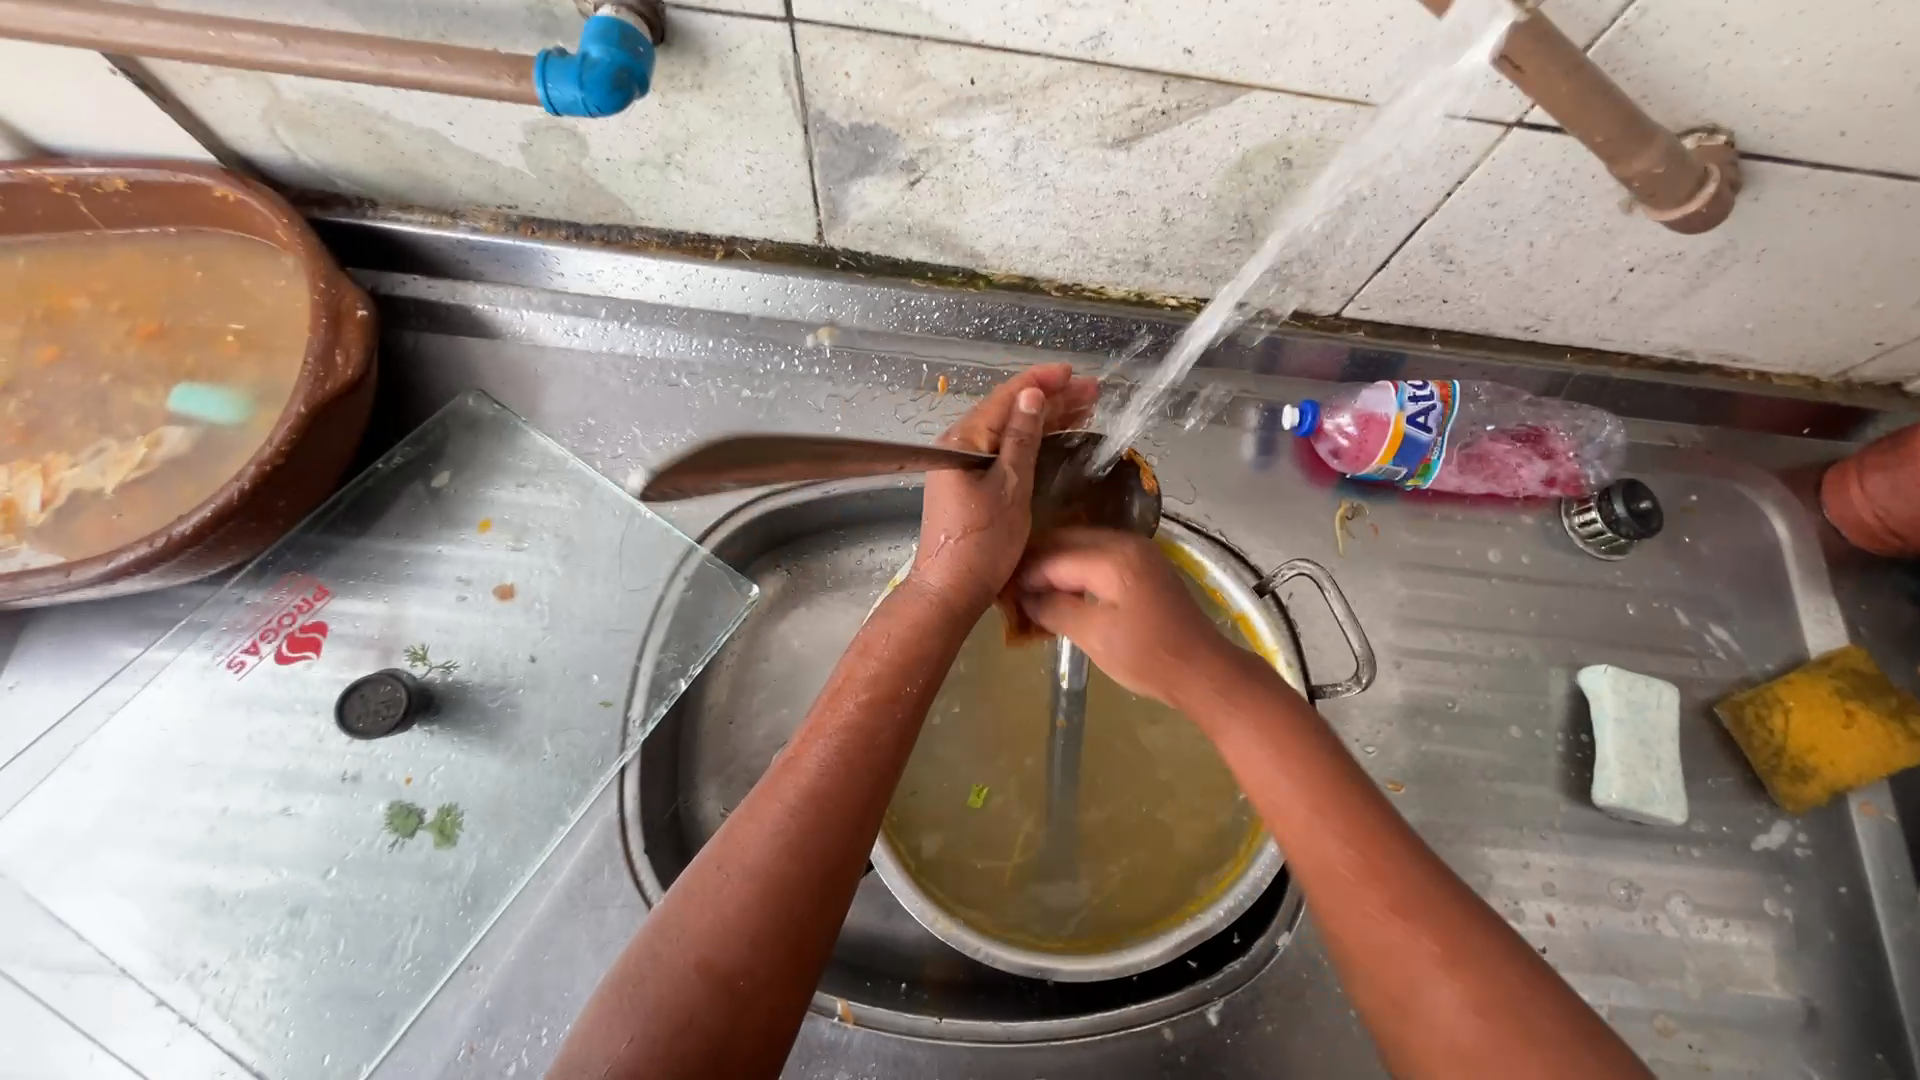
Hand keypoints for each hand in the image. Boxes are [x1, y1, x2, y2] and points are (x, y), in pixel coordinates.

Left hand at [910, 363, 1098, 616]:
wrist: (950, 590)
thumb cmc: (982, 544)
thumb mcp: (1010, 489)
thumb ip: (1021, 440)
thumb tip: (1032, 396)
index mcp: (963, 441)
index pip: (1006, 398)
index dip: (1041, 381)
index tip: (1073, 373)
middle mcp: (959, 446)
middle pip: (1009, 411)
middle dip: (1051, 399)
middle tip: (1092, 392)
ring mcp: (964, 465)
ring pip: (1010, 431)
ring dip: (1046, 418)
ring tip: (1085, 407)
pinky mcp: (972, 484)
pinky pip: (1005, 450)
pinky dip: (1032, 441)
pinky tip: (1056, 434)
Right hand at [1016, 527, 1245, 706]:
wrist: (1202, 670)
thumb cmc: (1146, 656)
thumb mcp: (1093, 636)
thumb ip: (1055, 609)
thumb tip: (1025, 597)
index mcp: (1112, 558)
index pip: (1054, 557)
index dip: (1025, 573)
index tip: (1001, 590)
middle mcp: (1126, 543)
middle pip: (1067, 541)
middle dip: (1038, 563)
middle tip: (1011, 587)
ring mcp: (1139, 552)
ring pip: (1083, 546)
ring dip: (1057, 565)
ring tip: (1032, 590)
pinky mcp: (1145, 566)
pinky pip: (1100, 556)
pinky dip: (1078, 569)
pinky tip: (1064, 591)